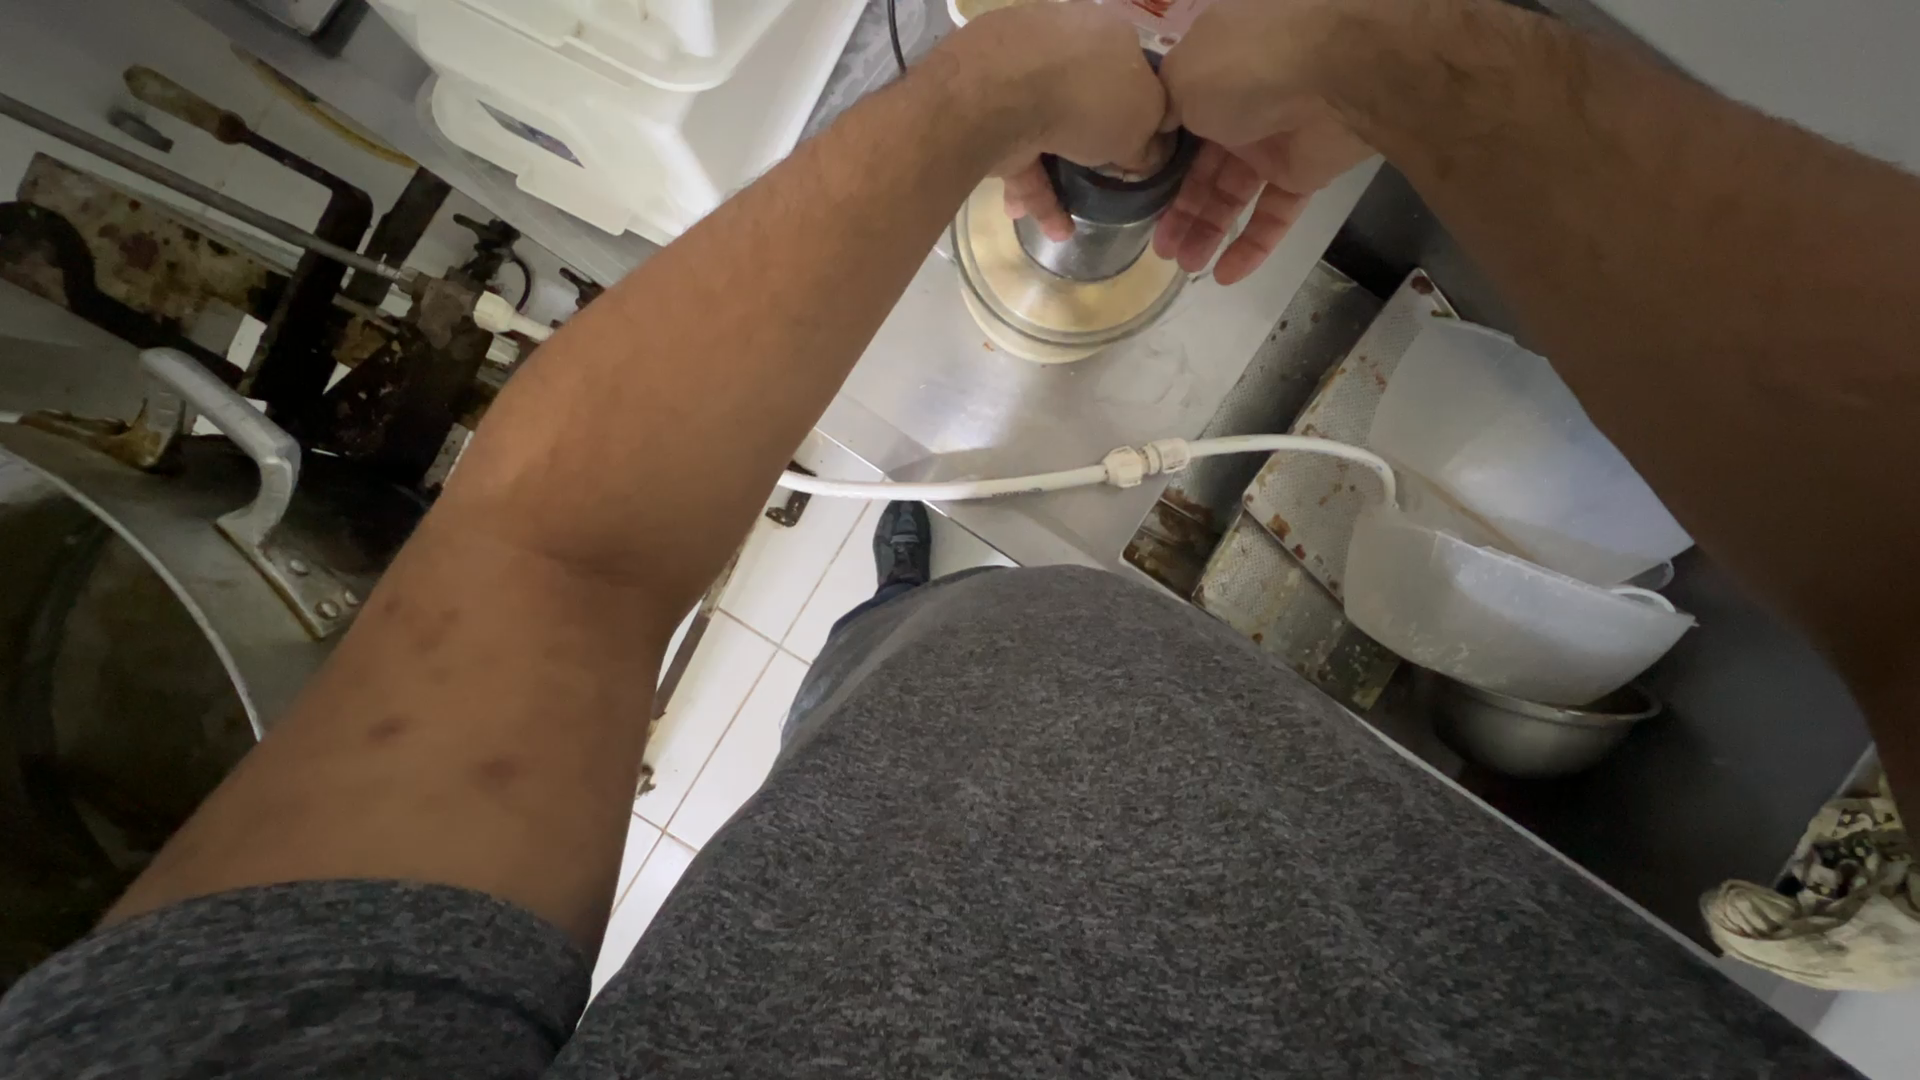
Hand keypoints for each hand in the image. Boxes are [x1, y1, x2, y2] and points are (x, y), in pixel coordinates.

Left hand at [937, 2, 1167, 240]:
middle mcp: (1062, 49)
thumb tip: (1147, 154)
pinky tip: (1054, 230)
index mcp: (1106, 35)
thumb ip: (1149, 138)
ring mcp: (1020, 80)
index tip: (1137, 152)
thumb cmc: (1092, 95)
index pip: (1127, 75)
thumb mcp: (1145, 118)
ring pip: (1045, 137)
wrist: (1008, 93)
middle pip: (1083, 106)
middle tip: (1101, 184)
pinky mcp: (988, 117)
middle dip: (1089, 151)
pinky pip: (1019, 161)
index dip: (1135, 115)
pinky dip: (1036, 197)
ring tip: (1069, 226)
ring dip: (1057, 186)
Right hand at [1153, 0, 1373, 283]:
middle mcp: (1241, 105)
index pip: (1177, 127)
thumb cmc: (1245, 69)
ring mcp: (1274, 140)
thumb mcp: (1179, 78)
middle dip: (1180, 213)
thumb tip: (1152, 136)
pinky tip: (1225, 276)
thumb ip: (1159, 111)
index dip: (1157, 168)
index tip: (1139, 200)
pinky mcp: (1303, 172)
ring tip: (1187, 265)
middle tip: (1161, 251)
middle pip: (1202, 171)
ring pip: (1232, 196)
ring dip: (1207, 233)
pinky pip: (1273, 214)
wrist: (1336, 74)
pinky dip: (1251, 246)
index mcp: (1211, 77)